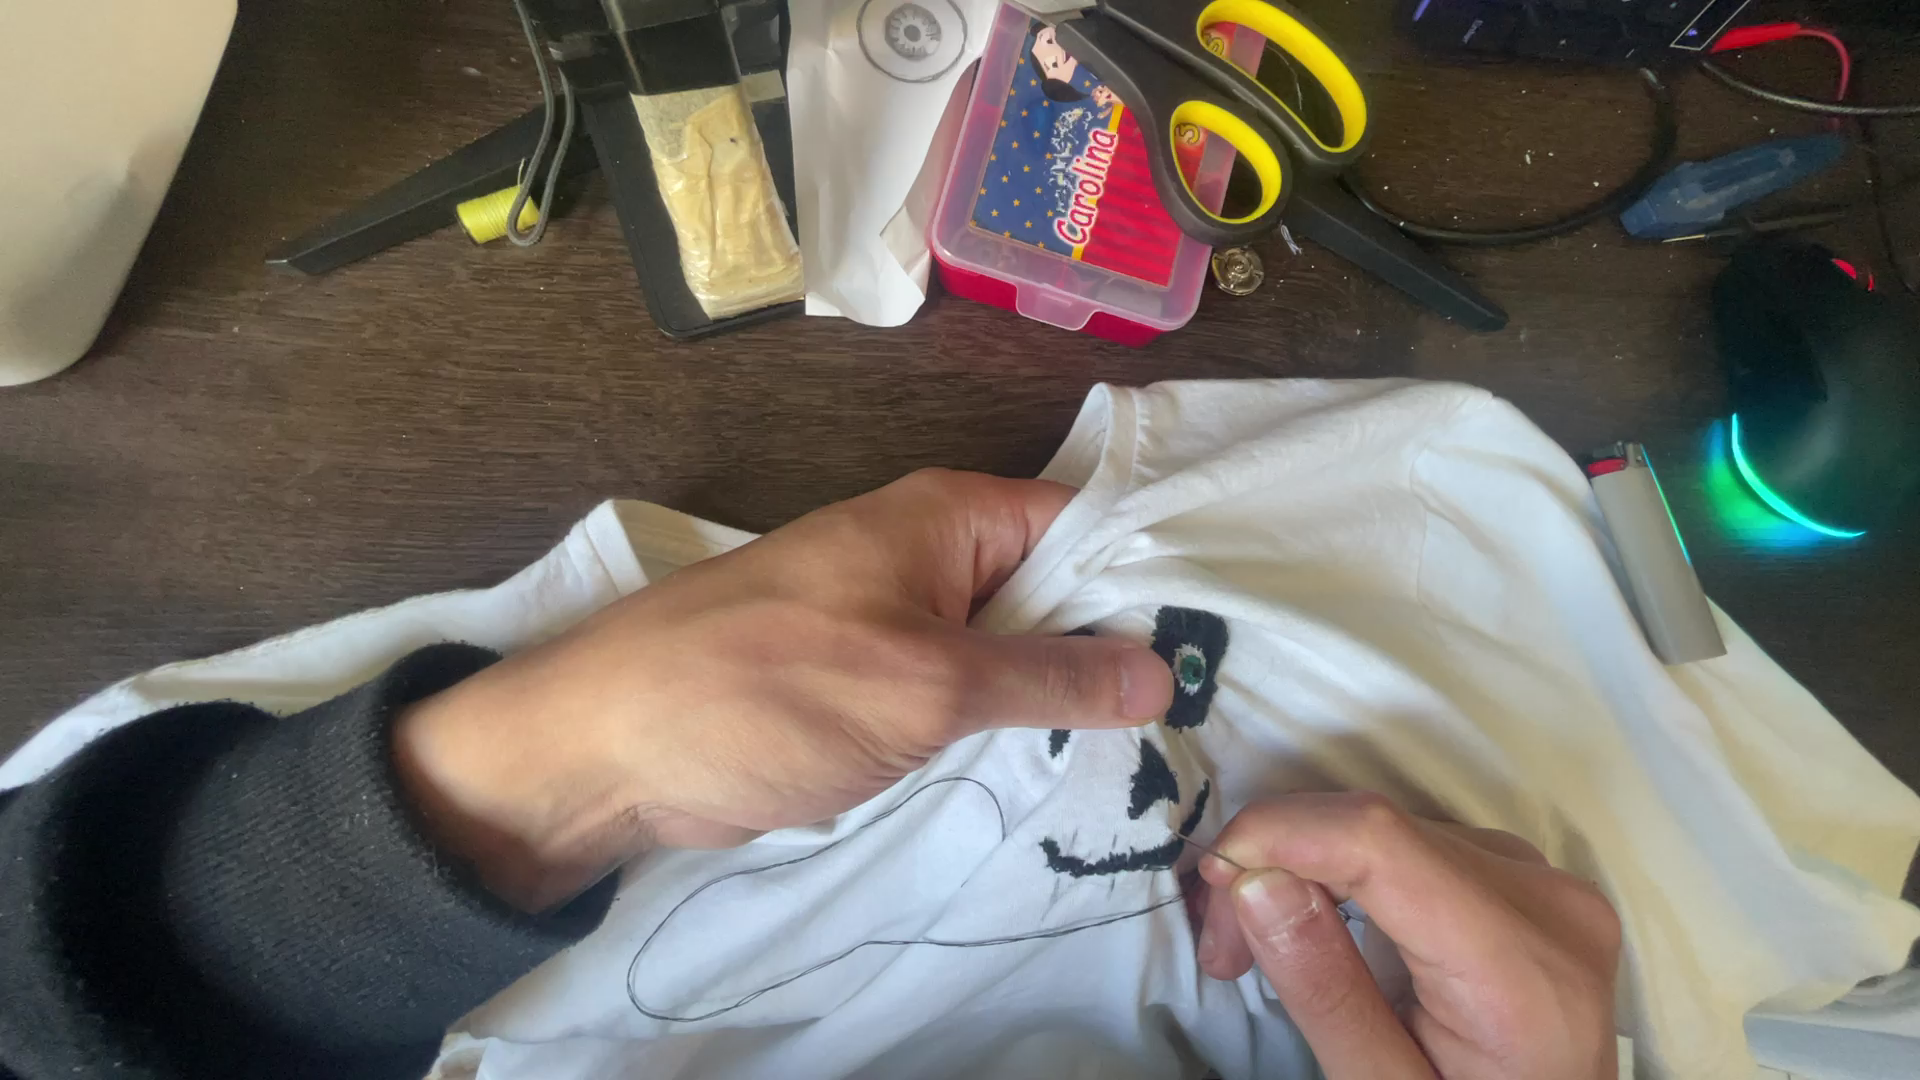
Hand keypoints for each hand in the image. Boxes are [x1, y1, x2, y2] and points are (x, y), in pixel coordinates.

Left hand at [394, 469, 1173, 910]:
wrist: (620, 742)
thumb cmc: (776, 685)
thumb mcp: (930, 682)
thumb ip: (1049, 675)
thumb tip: (1160, 672)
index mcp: (952, 516)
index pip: (1080, 526)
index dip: (1147, 575)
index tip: (1217, 639)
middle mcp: (935, 551)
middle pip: (1052, 587)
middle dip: (1111, 643)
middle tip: (1199, 709)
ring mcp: (907, 615)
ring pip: (1012, 643)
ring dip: (1060, 688)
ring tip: (1153, 743)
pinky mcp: (880, 673)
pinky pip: (968, 685)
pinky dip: (1007, 716)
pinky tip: (1065, 759)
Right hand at [1195, 793, 1621, 1079]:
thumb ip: (1329, 996)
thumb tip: (1254, 882)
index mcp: (1523, 963)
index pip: (1377, 840)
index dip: (1277, 834)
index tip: (1212, 883)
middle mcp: (1535, 891)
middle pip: (1362, 827)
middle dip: (1269, 863)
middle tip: (1224, 945)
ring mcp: (1523, 870)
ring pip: (1364, 822)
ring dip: (1290, 863)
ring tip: (1255, 939)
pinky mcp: (1500, 863)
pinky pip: (1385, 835)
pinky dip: (1324, 862)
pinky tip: (1306, 915)